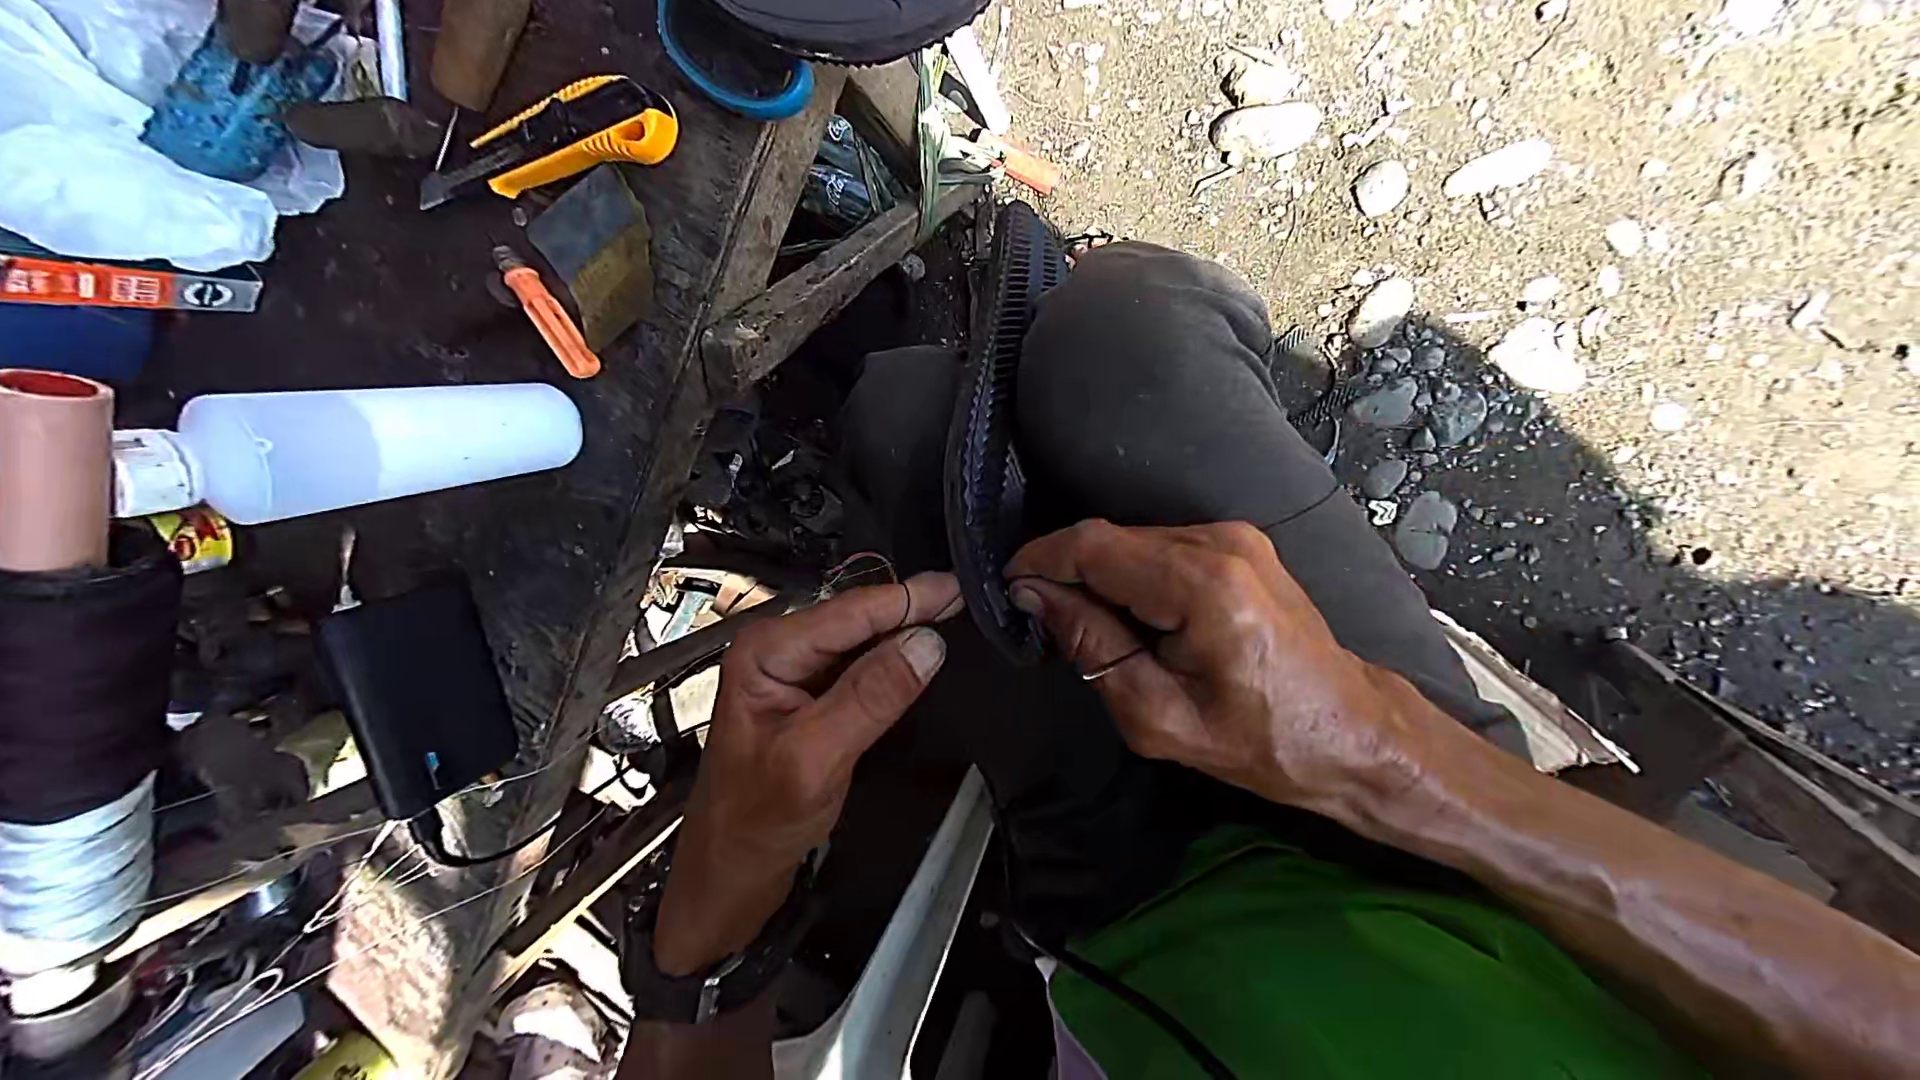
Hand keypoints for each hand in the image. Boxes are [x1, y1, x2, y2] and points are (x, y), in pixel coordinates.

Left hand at [653, 571, 962, 974]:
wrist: (730, 868)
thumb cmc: (753, 822)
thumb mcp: (815, 759)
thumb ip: (871, 696)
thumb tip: (925, 644)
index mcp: (766, 651)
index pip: (851, 611)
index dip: (910, 597)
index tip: (957, 589)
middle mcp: (780, 649)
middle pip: (859, 616)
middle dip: (912, 606)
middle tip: (964, 598)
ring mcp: (797, 670)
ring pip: (865, 637)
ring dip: (908, 628)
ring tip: (953, 615)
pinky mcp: (814, 692)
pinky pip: (863, 662)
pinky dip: (896, 655)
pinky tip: (921, 651)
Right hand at [1004, 520, 1438, 817]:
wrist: (1352, 732)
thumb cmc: (1260, 741)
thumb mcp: (1157, 716)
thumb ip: (1091, 648)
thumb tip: (1035, 597)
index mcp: (1202, 584)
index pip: (1094, 547)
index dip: (1040, 561)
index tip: (1010, 591)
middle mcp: (1219, 540)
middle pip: (1109, 538)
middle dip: (1065, 573)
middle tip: (1045, 622)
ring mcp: (1233, 534)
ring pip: (1130, 540)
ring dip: (1095, 576)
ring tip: (1089, 627)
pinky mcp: (1237, 541)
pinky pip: (1157, 546)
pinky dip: (1127, 574)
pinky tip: (1130, 615)